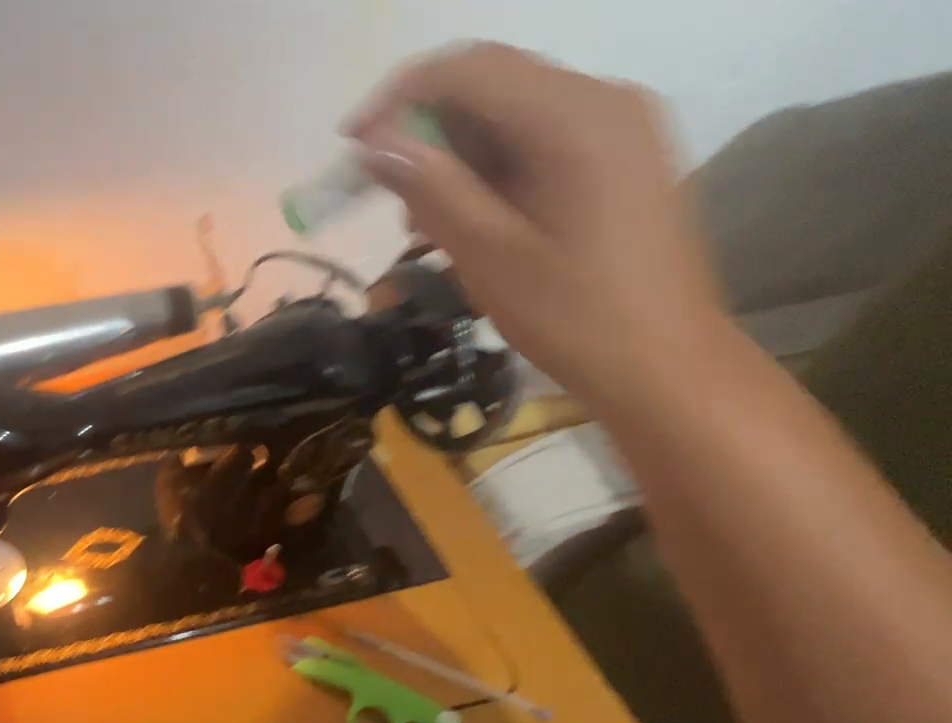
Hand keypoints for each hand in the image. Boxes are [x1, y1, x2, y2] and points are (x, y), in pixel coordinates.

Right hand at [348, 43, 727, 399]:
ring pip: (506, 113)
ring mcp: (614, 127)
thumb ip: (432, 189)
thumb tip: (375, 143)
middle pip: (489, 84)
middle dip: (423, 130)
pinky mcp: (614, 157)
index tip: (350, 146)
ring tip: (421, 224)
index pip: (469, 70)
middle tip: (380, 194)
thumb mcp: (489, 255)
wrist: (662, 362)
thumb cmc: (573, 316)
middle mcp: (602, 102)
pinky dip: (485, 169)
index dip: (398, 98)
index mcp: (576, 119)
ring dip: (450, 155)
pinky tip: (465, 220)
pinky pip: (532, 139)